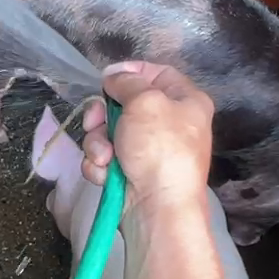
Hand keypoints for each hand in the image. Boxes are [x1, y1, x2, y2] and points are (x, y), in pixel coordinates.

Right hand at [81, 61, 214, 214]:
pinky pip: (103, 158)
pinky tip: (106, 174)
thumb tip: (113, 76)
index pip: (156, 73)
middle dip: (102, 116)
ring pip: (106, 133)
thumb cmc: (160, 149)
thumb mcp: (145, 102)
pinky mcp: (127, 171)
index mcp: (184, 101)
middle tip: (94, 123)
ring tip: (105, 159)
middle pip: (122, 105)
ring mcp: (145, 149)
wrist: (156, 206)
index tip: (106, 78)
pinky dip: (100, 165)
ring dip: (97, 144)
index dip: (130, 73)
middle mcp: (166, 123)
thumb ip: (127, 82)